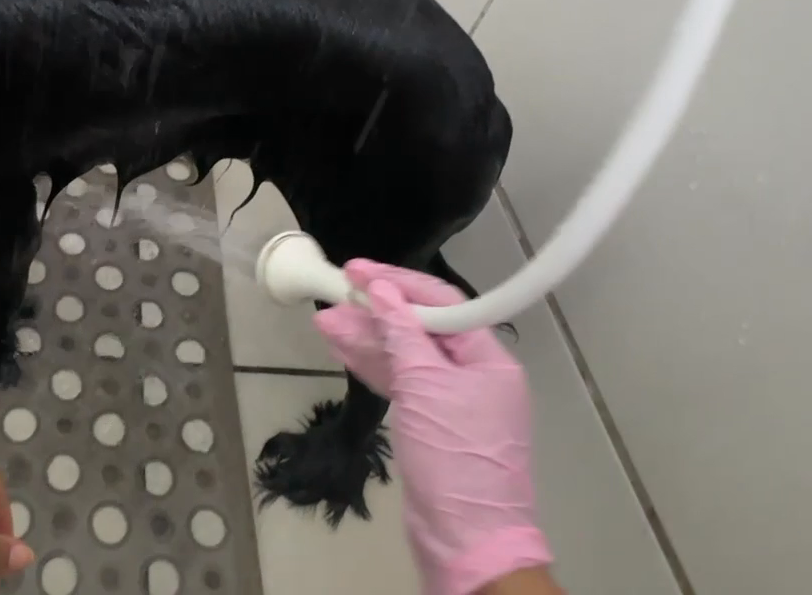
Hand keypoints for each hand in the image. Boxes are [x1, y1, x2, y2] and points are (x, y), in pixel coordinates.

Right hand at [314, 261, 552, 594]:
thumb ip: (402, 333)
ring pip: (402, 354)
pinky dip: (371, 364)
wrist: (466, 542)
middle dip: (374, 311)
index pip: (440, 303)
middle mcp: (471, 373)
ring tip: (324, 322)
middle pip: (418, 327)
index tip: (356, 269)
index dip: (397, 282)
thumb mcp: (425, 386)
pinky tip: (340, 347)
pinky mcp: (428, 421)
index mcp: (487, 359)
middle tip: (334, 294)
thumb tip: (381, 289)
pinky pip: (398, 380)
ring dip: (365, 336)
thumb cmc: (454, 457)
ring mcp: (448, 399)